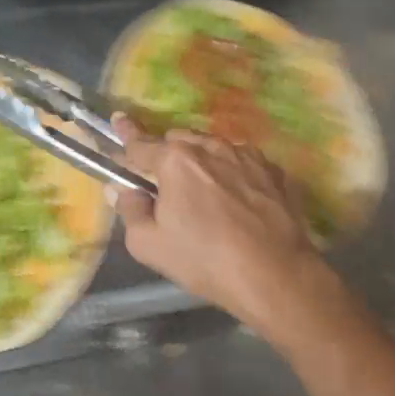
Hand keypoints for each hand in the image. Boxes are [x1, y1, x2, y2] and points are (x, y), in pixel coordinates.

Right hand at [112, 116, 335, 332]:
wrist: (275, 275)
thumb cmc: (204, 260)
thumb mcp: (149, 245)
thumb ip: (130, 210)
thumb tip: (124, 190)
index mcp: (176, 160)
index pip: (141, 144)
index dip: (126, 135)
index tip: (118, 120)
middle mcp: (213, 147)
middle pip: (180, 142)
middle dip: (168, 156)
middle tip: (166, 186)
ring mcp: (249, 156)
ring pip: (215, 150)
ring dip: (203, 163)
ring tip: (206, 197)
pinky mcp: (275, 173)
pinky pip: (244, 165)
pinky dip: (234, 175)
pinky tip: (238, 202)